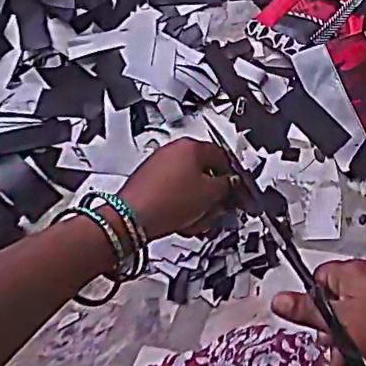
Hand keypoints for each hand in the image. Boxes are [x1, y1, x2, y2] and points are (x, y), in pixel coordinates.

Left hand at [119, 138, 233, 241]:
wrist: (130, 220)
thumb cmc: (165, 202)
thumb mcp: (210, 195)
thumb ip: (227, 186)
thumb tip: (231, 184)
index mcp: (191, 146)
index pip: (222, 156)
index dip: (232, 177)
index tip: (235, 191)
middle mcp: (173, 151)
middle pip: (204, 170)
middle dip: (212, 193)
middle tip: (216, 207)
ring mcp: (158, 166)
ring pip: (188, 183)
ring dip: (197, 201)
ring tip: (198, 219)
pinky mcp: (146, 183)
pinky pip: (172, 191)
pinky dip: (180, 204)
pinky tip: (182, 220)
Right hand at [272, 258, 365, 365]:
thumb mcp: (336, 322)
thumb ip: (306, 311)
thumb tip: (280, 300)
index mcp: (353, 271)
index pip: (319, 276)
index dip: (312, 298)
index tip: (311, 318)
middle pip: (331, 297)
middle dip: (325, 324)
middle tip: (325, 340)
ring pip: (344, 314)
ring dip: (337, 337)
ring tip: (337, 358)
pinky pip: (358, 322)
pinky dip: (351, 339)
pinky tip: (348, 361)